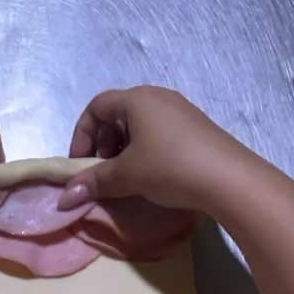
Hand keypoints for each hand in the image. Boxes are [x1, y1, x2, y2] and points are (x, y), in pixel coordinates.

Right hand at [55, 87, 260, 213]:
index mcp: (137, 99)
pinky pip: (159, 131)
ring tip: (126, 177)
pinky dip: (146, 149)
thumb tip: (64, 196)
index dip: (82, 134)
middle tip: (103, 173)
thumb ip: (94, 181)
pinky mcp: (196, 127)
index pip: (97, 106)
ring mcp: (180, 110)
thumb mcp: (127, 175)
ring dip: (124, 149)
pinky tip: (152, 175)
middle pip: (118, 114)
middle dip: (103, 144)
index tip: (80, 163)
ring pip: (139, 124)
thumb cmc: (170, 167)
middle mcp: (158, 97)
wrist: (229, 179)